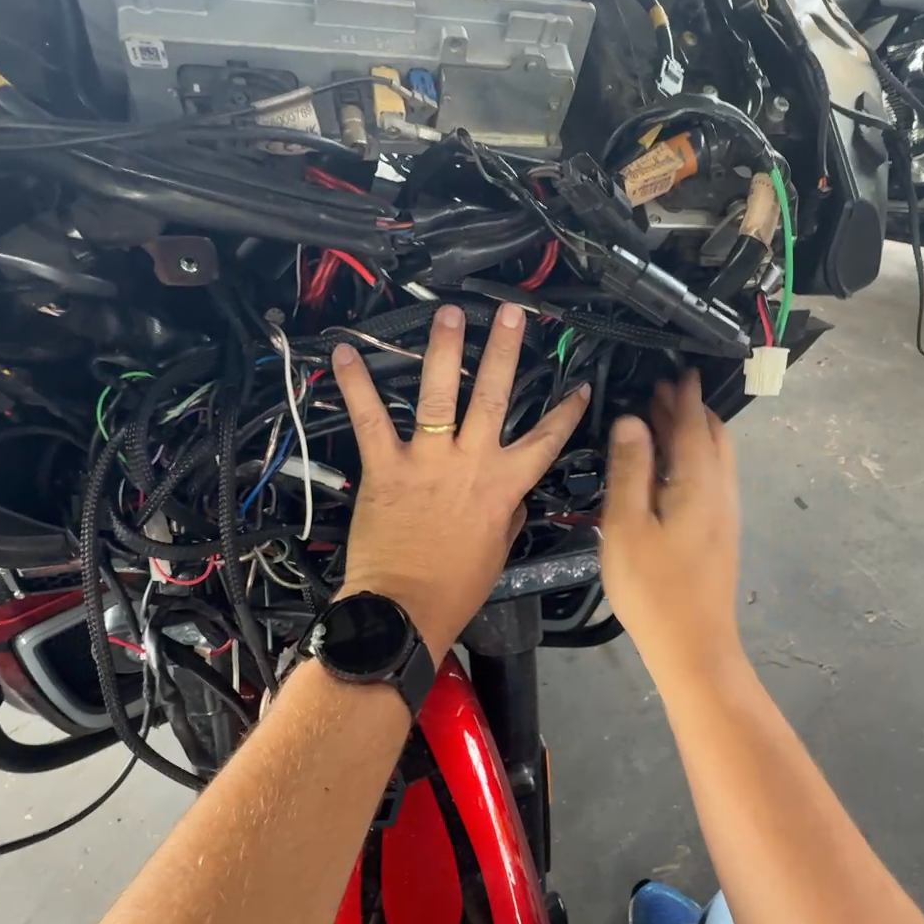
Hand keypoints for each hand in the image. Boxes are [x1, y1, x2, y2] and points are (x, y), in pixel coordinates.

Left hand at [332, 303, 589, 657]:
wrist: (404, 609)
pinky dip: (357, 386)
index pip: (546, 439)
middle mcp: (470, 462)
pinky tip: (345, 354)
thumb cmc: (455, 588)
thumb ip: (509, 515)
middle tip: (510, 314)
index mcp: (504, 485)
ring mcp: (428, 460)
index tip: (578, 386)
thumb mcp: (498, 551)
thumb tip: (512, 498)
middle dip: (504, 349)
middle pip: (493, 396)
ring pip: (439, 394)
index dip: (566, 412)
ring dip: (445, 350)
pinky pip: (371, 419)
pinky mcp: (387, 466)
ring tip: (449, 314)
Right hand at [600, 371, 743, 682]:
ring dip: (691, 435)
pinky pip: (710, 479)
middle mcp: (721, 492)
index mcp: (700, 483)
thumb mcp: (628, 526)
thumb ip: (630, 469)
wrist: (693, 647)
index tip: (675, 370)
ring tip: (659, 424)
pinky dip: (691, 459)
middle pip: (714, 438)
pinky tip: (665, 471)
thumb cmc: (654, 588)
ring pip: (714, 459)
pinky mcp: (719, 534)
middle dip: (690, 411)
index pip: (695, 425)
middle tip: (660, 394)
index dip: (684, 396)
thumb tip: (634, 422)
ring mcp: (724, 515)